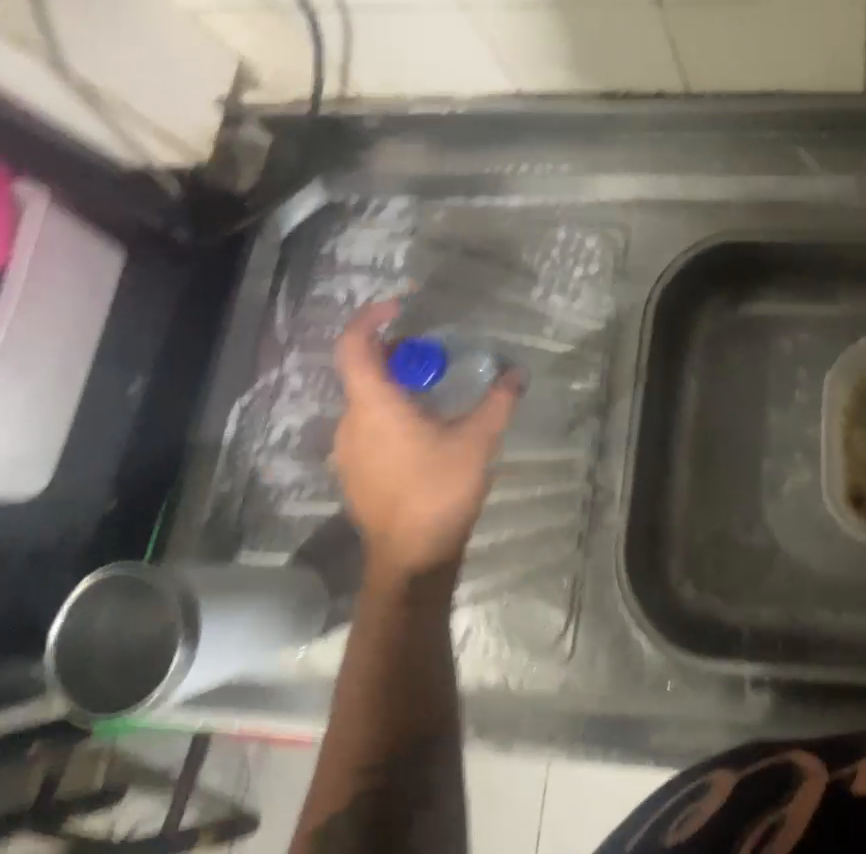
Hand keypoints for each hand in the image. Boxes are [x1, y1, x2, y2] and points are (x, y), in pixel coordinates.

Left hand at [332, 300, 522, 586]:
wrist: (410, 558)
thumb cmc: (439, 491)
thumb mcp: (478, 441)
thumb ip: (498, 402)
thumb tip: (518, 373)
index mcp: (374, 405)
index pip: (354, 345)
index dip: (370, 318)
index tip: (400, 308)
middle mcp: (351, 422)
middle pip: (363, 371)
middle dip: (398, 355)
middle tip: (436, 356)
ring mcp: (348, 450)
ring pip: (367, 402)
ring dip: (397, 387)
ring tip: (436, 393)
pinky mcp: (355, 472)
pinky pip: (369, 427)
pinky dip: (392, 414)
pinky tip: (426, 432)